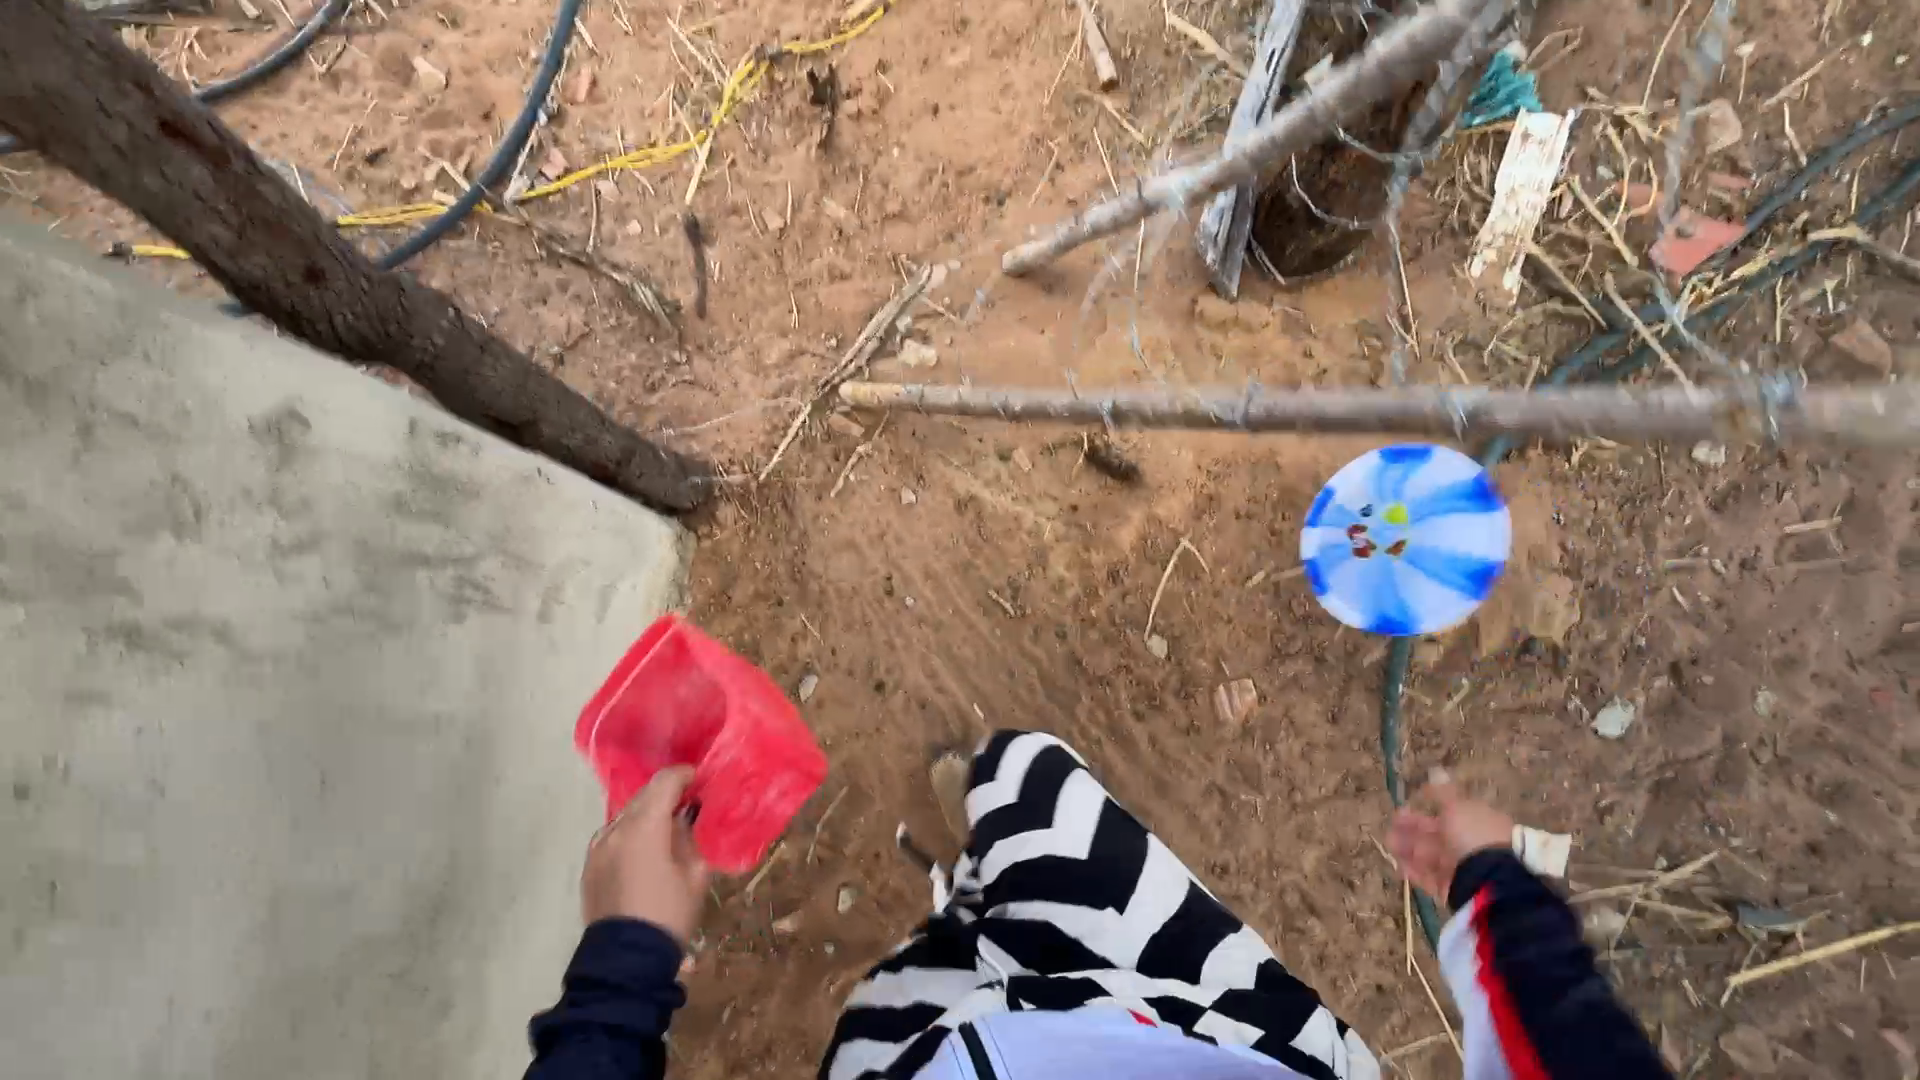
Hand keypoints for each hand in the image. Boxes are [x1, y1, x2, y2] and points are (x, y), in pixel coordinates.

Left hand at [581, 765, 709, 943]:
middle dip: (667, 792)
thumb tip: (688, 816)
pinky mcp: (589, 866)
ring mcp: (598, 848)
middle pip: (644, 794)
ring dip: (648, 812)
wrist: (625, 962)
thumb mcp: (695, 873)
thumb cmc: (668, 914)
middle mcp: (616, 830)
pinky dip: (631, 831)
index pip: (665, 781)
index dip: (685, 775)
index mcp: (645, 828)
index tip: (701, 781)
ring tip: (667, 828)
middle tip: (690, 802)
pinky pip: (613, 835)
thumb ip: (691, 836)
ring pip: (627, 814)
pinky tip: (644, 849)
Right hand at [1387, 770, 1513, 900]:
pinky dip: (1413, 871)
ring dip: (1407, 848)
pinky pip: (1428, 878)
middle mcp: (1470, 847)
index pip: (1449, 816)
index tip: (1406, 807)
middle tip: (1393, 823)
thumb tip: (1436, 772)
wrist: (1487, 879)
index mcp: (1477, 825)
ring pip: (1428, 856)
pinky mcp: (1450, 889)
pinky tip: (1398, 864)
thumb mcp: (1458, 806)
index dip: (1427, 811)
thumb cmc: (1473, 836)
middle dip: (1412, 829)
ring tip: (1389, 842)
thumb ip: (1443, 792)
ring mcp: (1460, 869)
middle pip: (1435, 836)